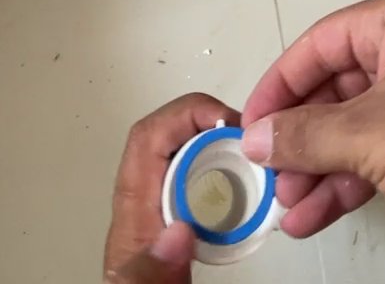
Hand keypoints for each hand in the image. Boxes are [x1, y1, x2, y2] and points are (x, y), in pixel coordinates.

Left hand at [102, 93, 240, 282]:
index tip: (228, 124)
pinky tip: (246, 188)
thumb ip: (154, 275)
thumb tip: (177, 232)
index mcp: (131, 218)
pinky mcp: (173, 232)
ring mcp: (157, 218)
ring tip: (253, 153)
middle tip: (250, 136)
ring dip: (215, 144)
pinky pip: (193, 185)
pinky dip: (221, 173)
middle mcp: (140, 210)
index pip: (147, 140)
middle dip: (207, 122)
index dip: (185, 115)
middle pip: (164, 139)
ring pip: (179, 158)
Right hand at [239, 0, 384, 277]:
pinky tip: (322, 211)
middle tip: (270, 174)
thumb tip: (259, 137)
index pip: (321, 42)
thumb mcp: (373, 136)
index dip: (279, 85)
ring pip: (362, 123)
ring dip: (323, 165)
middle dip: (303, 135)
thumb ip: (306, 134)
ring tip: (290, 207)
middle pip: (340, 85)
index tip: (250, 125)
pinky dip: (355, 177)